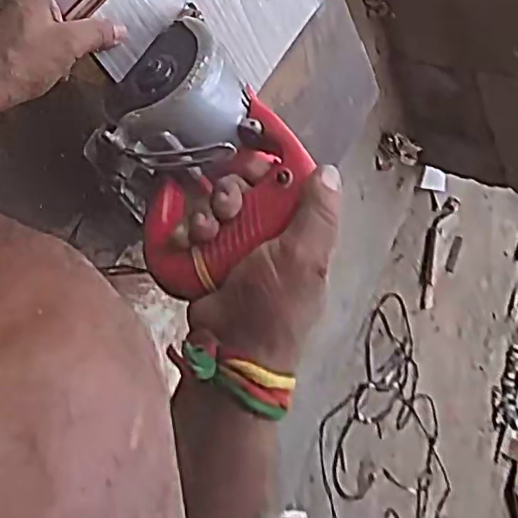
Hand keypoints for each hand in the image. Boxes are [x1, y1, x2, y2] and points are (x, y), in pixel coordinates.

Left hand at [0, 0, 125, 102]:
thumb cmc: (25, 62)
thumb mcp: (71, 44)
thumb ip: (97, 32)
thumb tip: (118, 29)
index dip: (88, 10)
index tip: (99, 24)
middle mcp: (19, 0)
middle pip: (63, 11)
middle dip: (74, 32)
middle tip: (79, 47)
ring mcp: (12, 20)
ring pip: (52, 28)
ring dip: (62, 45)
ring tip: (65, 60)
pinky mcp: (9, 40)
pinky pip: (39, 40)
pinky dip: (48, 52)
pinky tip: (52, 67)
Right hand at [184, 164, 341, 371]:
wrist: (228, 349)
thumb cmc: (274, 312)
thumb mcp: (304, 261)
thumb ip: (318, 216)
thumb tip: (328, 174)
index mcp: (294, 230)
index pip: (279, 179)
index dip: (264, 168)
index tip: (251, 171)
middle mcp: (263, 231)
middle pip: (240, 185)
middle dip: (229, 192)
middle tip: (229, 210)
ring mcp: (232, 242)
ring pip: (212, 202)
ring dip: (207, 213)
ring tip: (209, 235)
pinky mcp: (203, 252)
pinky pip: (191, 223)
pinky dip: (189, 230)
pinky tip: (195, 243)